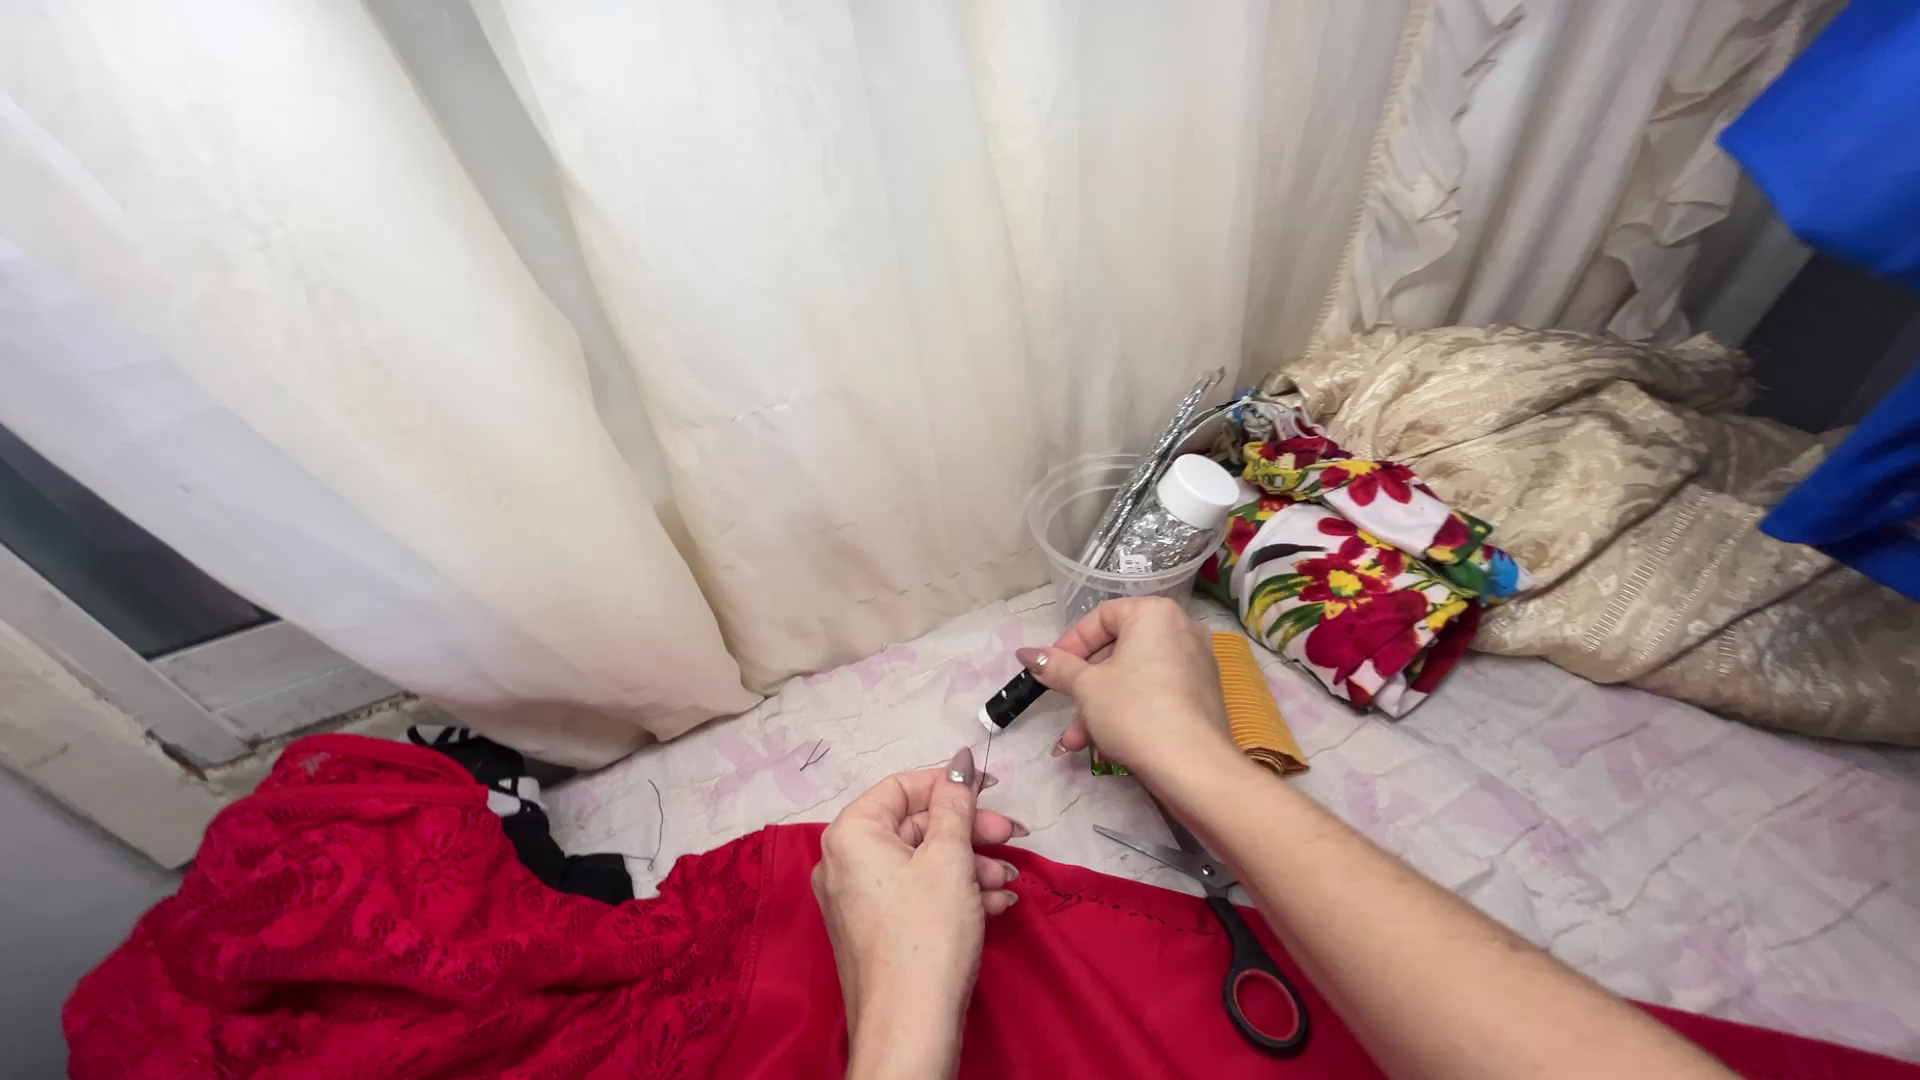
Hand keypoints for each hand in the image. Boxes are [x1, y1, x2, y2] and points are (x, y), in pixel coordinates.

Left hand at [812, 749, 1021, 1077]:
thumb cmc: (927, 932)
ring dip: (969, 864)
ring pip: (921, 862)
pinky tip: (994, 905)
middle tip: (1010, 835)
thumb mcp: (950, 856)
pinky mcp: (875, 931)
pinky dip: (954, 892)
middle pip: (915, 825)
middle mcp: (845, 861)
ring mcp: (857, 899)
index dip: (950, 782)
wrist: (910, 1034)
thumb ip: (956, 801)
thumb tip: (960, 758)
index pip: (902, 786)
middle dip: (968, 830)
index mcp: (852, 833)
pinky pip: (916, 893)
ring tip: (1006, 880)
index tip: (991, 785)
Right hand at [1019, 597, 1243, 789]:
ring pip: (1134, 676)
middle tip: (1063, 706)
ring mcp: (1197, 663)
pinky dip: (1129, 710)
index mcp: (1155, 614)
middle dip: (1084, 684)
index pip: (1101, 617)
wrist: (1194, 768)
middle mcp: (1181, 629)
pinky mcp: (1204, 695)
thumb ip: (1057, 666)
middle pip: (1118, 649)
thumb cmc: (1135, 712)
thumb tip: (1026, 654)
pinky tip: (1105, 744)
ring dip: (1100, 705)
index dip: (1070, 644)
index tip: (1050, 670)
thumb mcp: (1086, 687)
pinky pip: (1155, 692)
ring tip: (1075, 740)